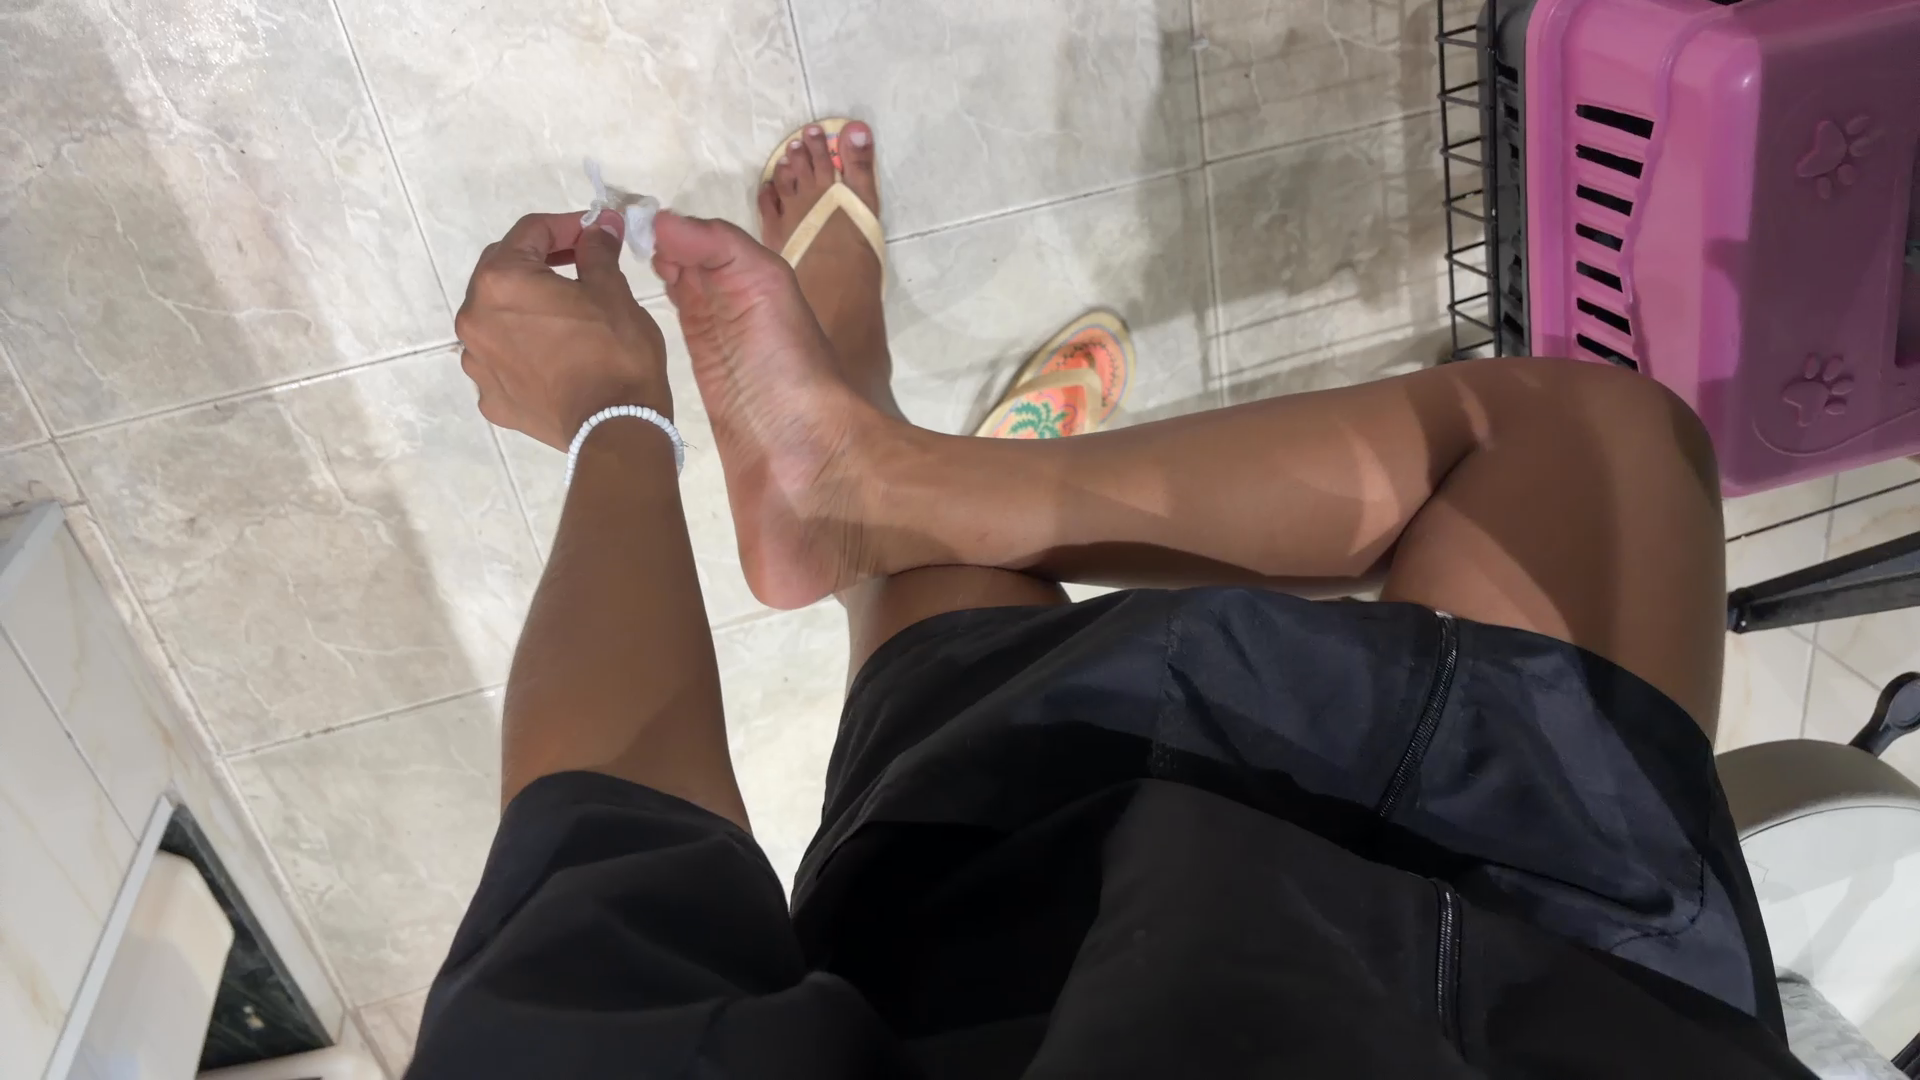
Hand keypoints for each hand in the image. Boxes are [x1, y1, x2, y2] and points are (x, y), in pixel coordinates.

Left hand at [456, 210, 670, 449]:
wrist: (617, 428)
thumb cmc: (617, 355)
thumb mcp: (614, 294)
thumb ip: (597, 252)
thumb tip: (599, 225)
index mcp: (501, 282)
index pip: (530, 233)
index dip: (568, 226)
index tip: (598, 230)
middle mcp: (473, 318)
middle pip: (504, 274)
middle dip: (541, 266)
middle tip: (582, 269)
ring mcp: (478, 363)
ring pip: (499, 321)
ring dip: (527, 313)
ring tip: (567, 323)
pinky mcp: (493, 400)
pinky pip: (505, 364)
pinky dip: (526, 355)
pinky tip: (555, 362)